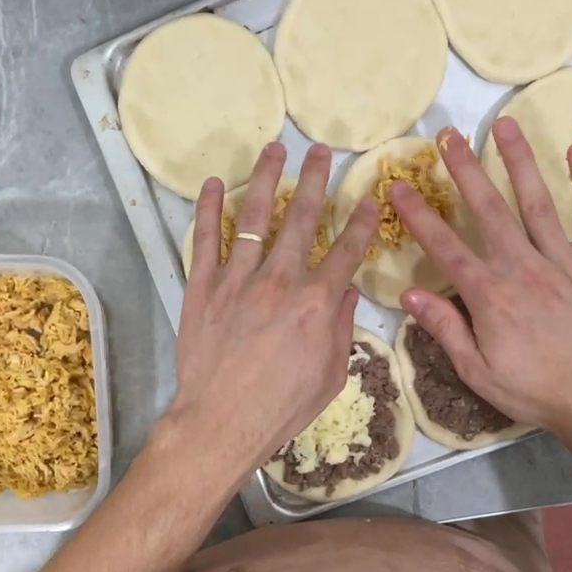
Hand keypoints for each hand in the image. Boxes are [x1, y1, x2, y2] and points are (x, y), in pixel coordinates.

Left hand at [162, 141, 380, 476]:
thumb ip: (341, 330)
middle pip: (301, 219)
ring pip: (253, 217)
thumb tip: (348, 293)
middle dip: (315, 180)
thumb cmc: (282, 407)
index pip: (347, 251)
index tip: (369, 198)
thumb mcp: (330, 375)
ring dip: (266, 179)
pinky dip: (209, 209)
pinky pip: (205, 240)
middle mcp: (281, 280)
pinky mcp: (203, 288)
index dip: (361, 221)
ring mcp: (238, 280)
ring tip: (274, 149)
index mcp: (318, 303)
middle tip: (321, 151)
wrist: (222, 421)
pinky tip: (215, 183)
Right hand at [394, 120, 571, 449]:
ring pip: (536, 201)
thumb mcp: (477, 371)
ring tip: (504, 124)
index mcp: (489, 296)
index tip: (399, 187)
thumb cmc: (533, 390)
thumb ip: (445, 329)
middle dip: (465, 169)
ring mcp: (562, 261)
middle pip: (488, 209)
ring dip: (518, 160)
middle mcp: (523, 267)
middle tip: (447, 136)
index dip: (420, 215)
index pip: (446, 247)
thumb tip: (410, 295)